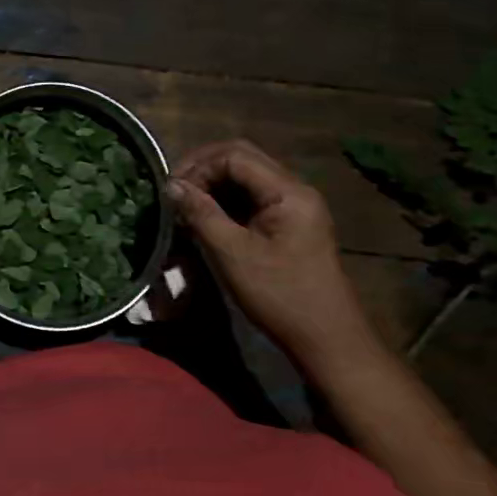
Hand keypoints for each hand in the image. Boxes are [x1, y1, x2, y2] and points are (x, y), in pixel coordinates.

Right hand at [166, 140, 375, 366]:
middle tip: (175, 190)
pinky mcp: (289, 222)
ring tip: (186, 204)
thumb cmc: (279, 295)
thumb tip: (171, 185)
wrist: (326, 339)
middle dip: (203, 168)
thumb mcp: (232, 253)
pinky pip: (252, 195)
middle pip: (241, 158)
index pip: (234, 156)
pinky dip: (225, 199)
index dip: (198, 166)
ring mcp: (294, 206)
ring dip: (212, 183)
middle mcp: (295, 189)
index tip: (173, 190)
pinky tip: (206, 216)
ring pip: (245, 176)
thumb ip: (200, 213)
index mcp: (288, 192)